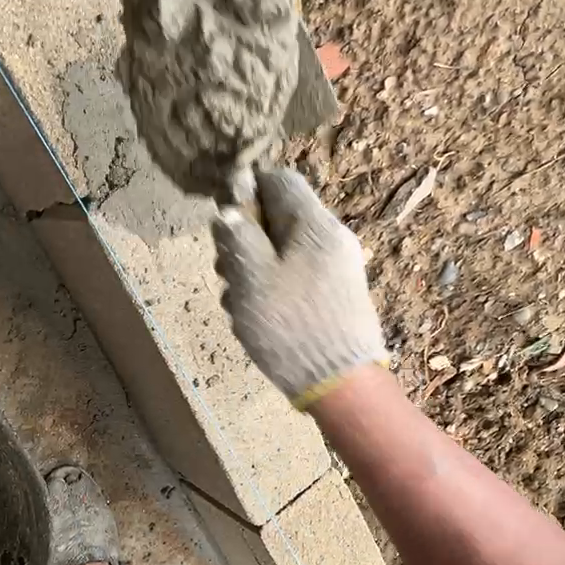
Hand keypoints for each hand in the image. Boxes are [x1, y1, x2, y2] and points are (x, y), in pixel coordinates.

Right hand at [212, 167, 387, 407]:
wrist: (340, 384)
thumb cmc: (291, 325)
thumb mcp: (253, 278)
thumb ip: (238, 237)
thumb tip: (229, 211)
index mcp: (315, 226)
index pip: (279, 181)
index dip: (246, 191)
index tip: (223, 220)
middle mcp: (330, 241)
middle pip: (278, 220)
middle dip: (244, 241)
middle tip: (225, 271)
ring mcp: (334, 271)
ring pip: (281, 253)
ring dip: (251, 271)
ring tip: (236, 302)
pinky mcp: (332, 298)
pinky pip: (293, 279)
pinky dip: (270, 290)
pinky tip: (254, 317)